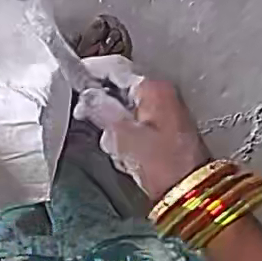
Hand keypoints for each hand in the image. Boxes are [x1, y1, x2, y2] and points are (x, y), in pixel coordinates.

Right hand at [72, 56, 211, 199]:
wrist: (190, 193)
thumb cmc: (163, 165)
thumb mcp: (124, 136)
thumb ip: (101, 110)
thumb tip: (87, 95)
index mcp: (153, 88)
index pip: (115, 67)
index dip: (90, 71)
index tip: (71, 79)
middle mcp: (161, 94)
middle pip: (118, 90)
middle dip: (102, 109)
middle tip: (89, 123)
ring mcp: (163, 112)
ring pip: (123, 111)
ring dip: (114, 130)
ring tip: (119, 150)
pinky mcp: (162, 131)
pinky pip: (133, 128)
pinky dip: (125, 140)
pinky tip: (128, 158)